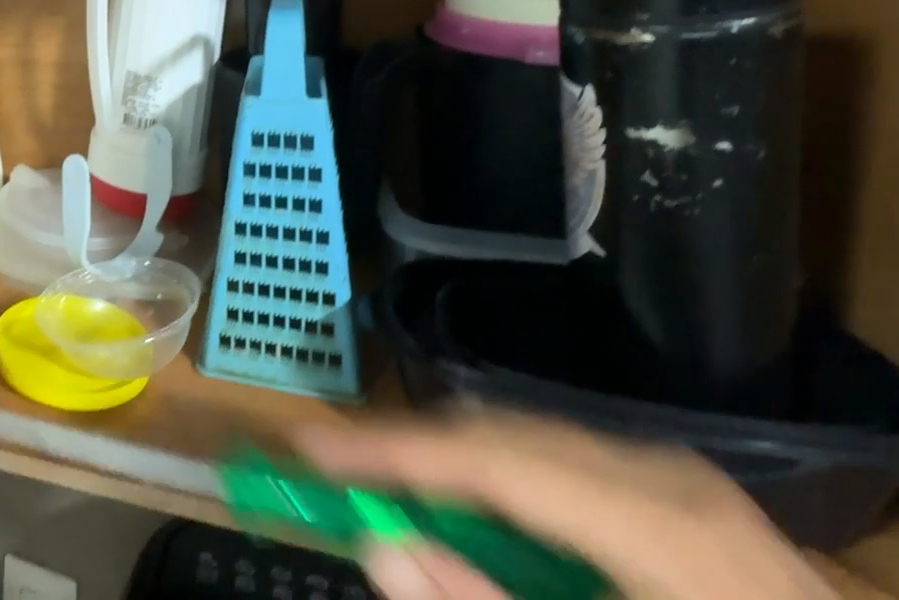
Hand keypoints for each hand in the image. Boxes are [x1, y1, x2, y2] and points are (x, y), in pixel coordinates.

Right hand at [293, 412, 836, 599]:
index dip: (389, 450)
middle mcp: (666, 477)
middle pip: (499, 435)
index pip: (491, 460)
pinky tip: (468, 508)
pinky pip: (554, 458)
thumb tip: (379, 546)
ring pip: (521, 437)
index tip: (305, 447)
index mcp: (663, 528)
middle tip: (327, 467)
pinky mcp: (677, 490)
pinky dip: (493, 476)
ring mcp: (676, 477)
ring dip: (443, 459)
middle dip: (406, 449)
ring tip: (381, 483)